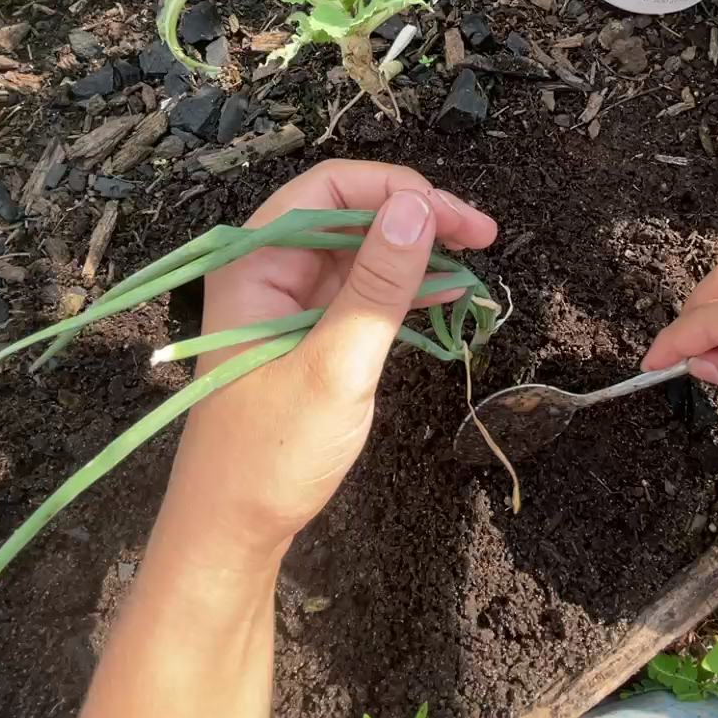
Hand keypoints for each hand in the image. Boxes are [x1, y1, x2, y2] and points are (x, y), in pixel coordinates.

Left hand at [160, 160, 496, 558]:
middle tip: (480, 234)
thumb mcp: (335, 365)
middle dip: (416, 216)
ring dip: (417, 251)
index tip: (452, 215)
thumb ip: (377, 285)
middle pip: (351, 213)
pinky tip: (448, 292)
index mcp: (255, 261)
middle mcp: (271, 267)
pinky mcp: (313, 327)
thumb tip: (419, 207)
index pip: (330, 189)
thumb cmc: (272, 453)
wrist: (236, 529)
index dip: (395, 188)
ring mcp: (292, 298)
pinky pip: (365, 289)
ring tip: (475, 258)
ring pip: (364, 250)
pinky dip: (406, 288)